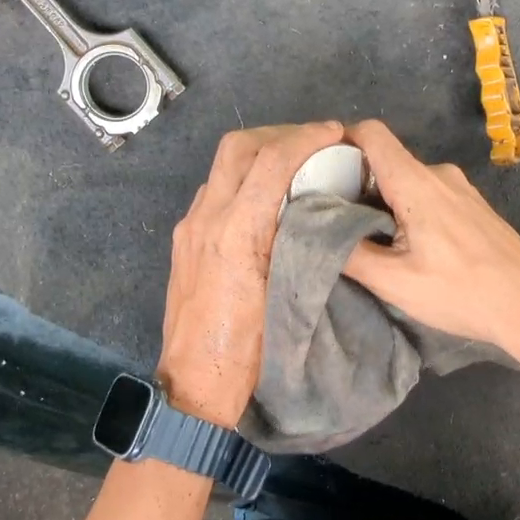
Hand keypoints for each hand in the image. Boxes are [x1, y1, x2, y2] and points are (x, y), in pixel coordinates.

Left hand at [156, 122, 345, 426]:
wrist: (195, 385)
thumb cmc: (250, 350)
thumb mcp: (286, 293)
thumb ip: (299, 242)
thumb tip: (320, 207)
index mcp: (236, 231)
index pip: (271, 159)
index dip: (306, 138)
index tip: (335, 133)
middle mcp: (206, 218)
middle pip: (238, 146)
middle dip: (279, 133)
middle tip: (313, 141)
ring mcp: (190, 226)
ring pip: (222, 165)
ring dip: (259, 152)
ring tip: (294, 162)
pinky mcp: (184, 239)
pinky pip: (214, 189)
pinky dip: (243, 176)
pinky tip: (265, 196)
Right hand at [343, 120, 519, 359]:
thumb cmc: (461, 293)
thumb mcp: (395, 282)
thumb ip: (349, 252)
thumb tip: (314, 229)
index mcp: (416, 182)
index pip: (371, 133)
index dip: (341, 141)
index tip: (319, 168)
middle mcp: (438, 174)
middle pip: (386, 160)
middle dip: (356, 183)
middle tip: (335, 218)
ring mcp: (460, 189)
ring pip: (407, 180)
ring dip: (383, 202)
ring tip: (369, 240)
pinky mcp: (473, 206)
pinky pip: (429, 195)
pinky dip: (408, 210)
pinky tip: (409, 247)